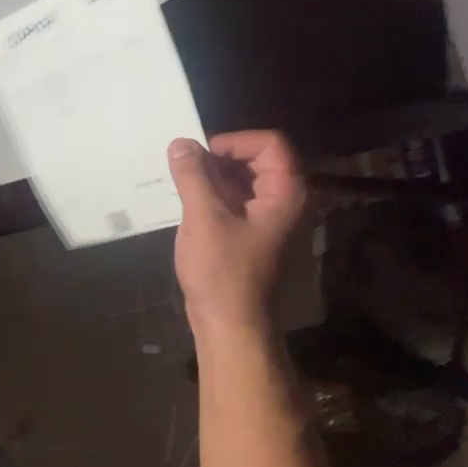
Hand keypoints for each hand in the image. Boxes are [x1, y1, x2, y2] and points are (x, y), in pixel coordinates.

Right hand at [167, 131, 307, 333]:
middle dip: (218, 160)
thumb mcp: (204, 217)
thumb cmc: (223, 271)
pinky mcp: (255, 237)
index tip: (198, 157)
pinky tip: (190, 211)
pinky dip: (214, 199)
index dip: (232, 142)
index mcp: (286, 193)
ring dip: (213, 180)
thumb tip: (180, 143)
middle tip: (185, 173)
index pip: (269, 143)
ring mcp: (272, 221)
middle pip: (258, 160)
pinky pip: (238, 204)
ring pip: (245, 182)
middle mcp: (287, 202)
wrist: (232, 324)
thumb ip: (193, 176)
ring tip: (183, 191)